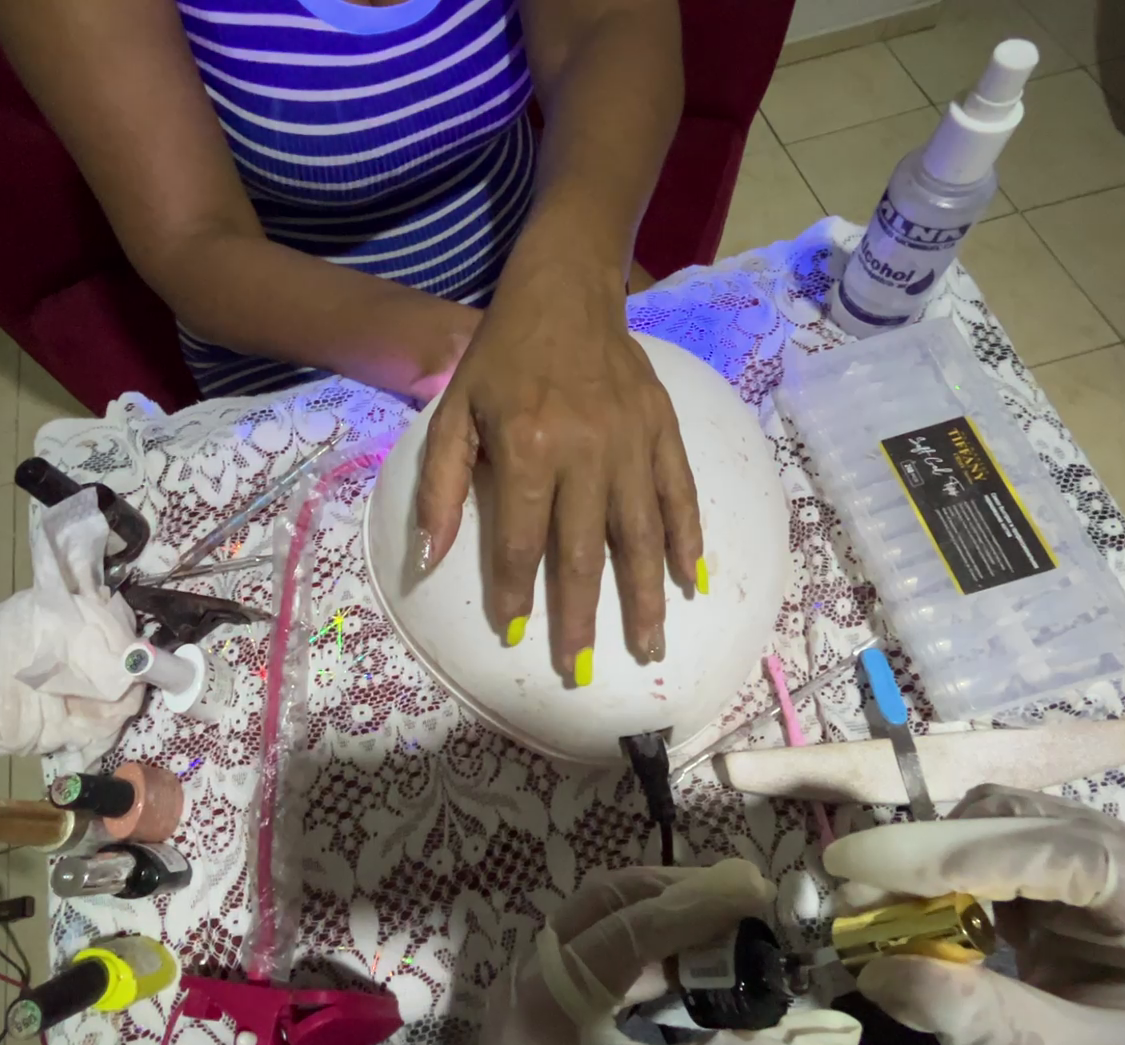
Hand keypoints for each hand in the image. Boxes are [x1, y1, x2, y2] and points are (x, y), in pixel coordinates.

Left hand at [413, 255, 701, 682]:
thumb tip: (430, 559)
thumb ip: (441, 487)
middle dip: (580, 617)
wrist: (566, 295)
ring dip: (644, 597)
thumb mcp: (454, 413)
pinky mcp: (664, 431)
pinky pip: (680, 496)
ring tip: (648, 646)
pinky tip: (693, 580)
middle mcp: (585, 453)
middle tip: (582, 669)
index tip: (517, 635)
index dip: (516, 593)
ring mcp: (632, 444)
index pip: (520, 541)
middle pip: (583, 553)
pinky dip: (687, 540)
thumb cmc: (502, 358)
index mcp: (528, 449)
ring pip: (640, 536)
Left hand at [473, 859, 861, 1044]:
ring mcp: (527, 978)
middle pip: (604, 900)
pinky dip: (640, 938)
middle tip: (744, 894)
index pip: (623, 929)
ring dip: (661, 907)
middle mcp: (529, 973)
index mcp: (545, 1004)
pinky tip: (681, 959)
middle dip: (677, 889)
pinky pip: (591, 940)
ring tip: (722, 916)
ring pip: (596, 911)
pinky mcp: (536, 991)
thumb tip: (824, 1044)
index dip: (693, 905)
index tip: (752, 888)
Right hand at [822, 786, 1124, 1044]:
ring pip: (1010, 817)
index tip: (867, 866)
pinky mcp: (1086, 864)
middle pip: (1033, 823)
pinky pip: (1003, 837)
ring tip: (887, 898)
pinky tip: (937, 906)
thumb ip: (980, 1019)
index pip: (1078, 857)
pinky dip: (954, 864)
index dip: (965, 853)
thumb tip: (871, 969)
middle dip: (932, 850)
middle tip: (850, 880)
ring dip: (938, 851)